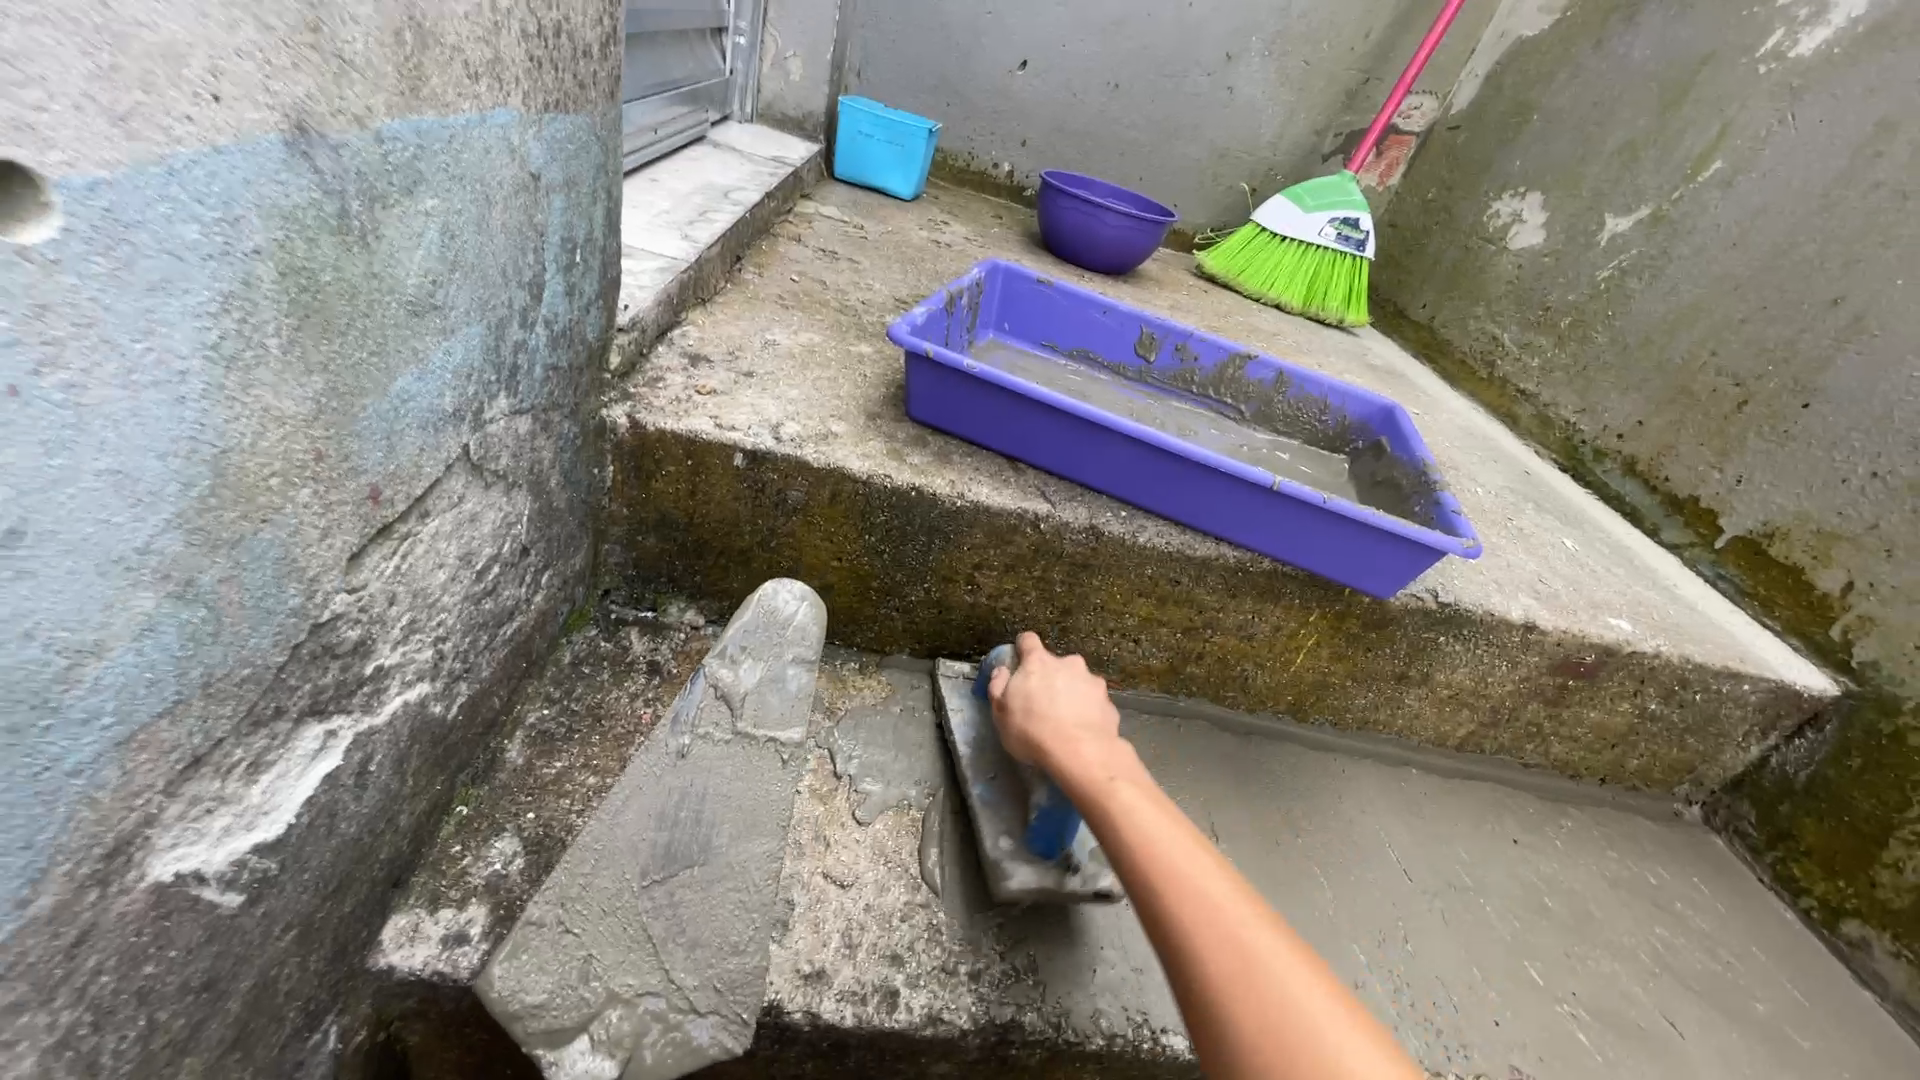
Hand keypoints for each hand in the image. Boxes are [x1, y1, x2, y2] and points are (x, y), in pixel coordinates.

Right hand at [986, 632, 1123, 777]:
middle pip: (1055, 664)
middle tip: (1042, 703)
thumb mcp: (1000, 712)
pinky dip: (1087, 710)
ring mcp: (1092, 681)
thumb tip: (1002, 670)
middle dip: (1049, 677)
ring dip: (1071, 693)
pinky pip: (1093, 701)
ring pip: (1077, 681)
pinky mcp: (1108, 701)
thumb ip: (998, 686)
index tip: (1020, 662)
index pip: (1028, 640)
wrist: (1080, 753)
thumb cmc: (1032, 731)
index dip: (1022, 649)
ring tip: (1065, 720)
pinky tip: (1082, 729)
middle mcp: (1068, 663)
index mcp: (1038, 662)